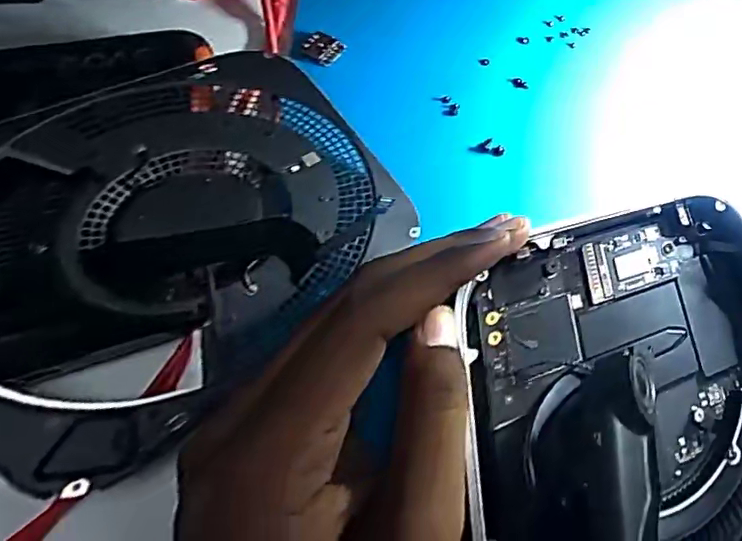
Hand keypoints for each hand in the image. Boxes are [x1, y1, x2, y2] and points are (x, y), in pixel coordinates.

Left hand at [178, 214, 530, 540]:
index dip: (440, 267)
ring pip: (338, 312)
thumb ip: (432, 427)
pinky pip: (329, 342)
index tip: (501, 239)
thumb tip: (440, 322)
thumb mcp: (410, 537)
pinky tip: (428, 294)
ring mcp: (238, 418)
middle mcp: (239, 418)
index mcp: (268, 450)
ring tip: (476, 251)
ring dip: (414, 276)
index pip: (364, 316)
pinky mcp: (254, 422)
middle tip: (502, 231)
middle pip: (347, 301)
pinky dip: (387, 310)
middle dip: (435, 256)